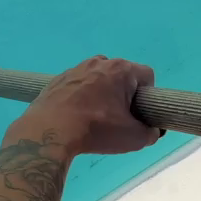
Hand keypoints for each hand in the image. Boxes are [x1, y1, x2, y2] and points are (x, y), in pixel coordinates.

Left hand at [7, 56, 160, 157]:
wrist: (49, 131)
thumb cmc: (96, 129)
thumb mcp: (134, 138)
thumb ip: (150, 133)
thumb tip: (151, 130)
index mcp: (121, 69)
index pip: (147, 76)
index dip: (147, 96)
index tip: (139, 113)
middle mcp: (99, 62)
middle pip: (122, 75)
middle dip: (124, 94)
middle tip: (118, 117)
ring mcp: (75, 68)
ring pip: (98, 78)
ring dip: (101, 94)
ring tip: (95, 117)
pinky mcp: (57, 79)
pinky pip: (78, 85)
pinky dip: (81, 96)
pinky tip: (75, 115)